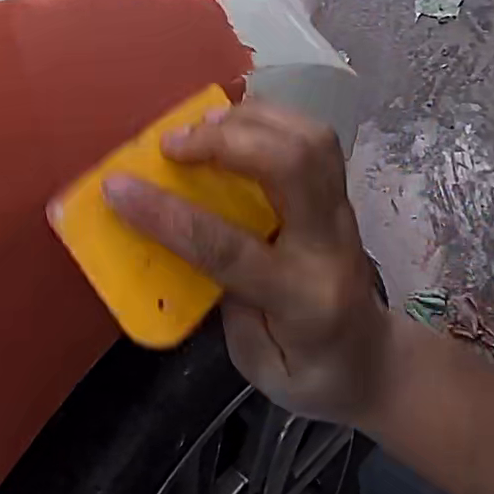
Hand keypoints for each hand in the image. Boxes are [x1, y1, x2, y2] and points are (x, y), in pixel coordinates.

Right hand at [102, 99, 393, 425]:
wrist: (375, 362)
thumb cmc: (313, 375)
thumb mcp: (257, 366)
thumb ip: (225, 302)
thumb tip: (189, 234)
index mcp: (302, 299)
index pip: (229, 247)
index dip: (167, 214)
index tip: (118, 187)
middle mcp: (329, 246)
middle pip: (291, 165)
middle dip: (224, 140)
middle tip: (172, 143)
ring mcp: (344, 214)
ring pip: (310, 140)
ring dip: (250, 119)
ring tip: (202, 125)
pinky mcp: (342, 197)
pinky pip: (314, 140)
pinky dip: (271, 119)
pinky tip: (236, 124)